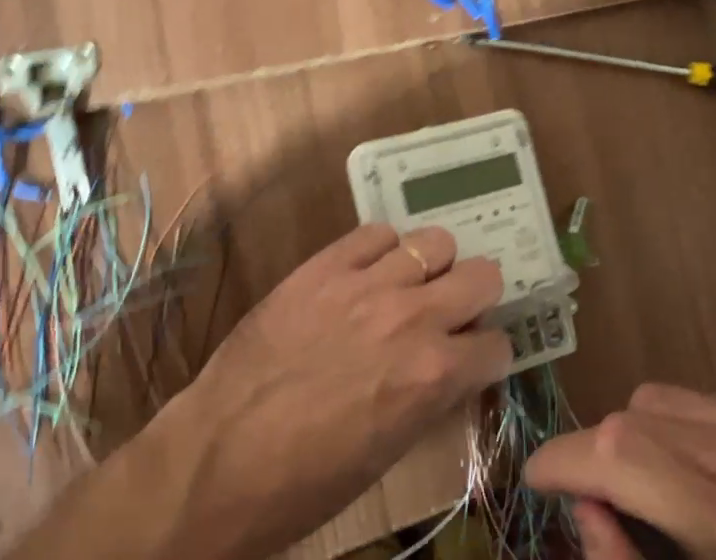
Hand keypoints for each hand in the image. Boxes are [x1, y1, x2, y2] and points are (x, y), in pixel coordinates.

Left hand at [6, 223, 510, 559]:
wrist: (217, 462)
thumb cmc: (306, 482)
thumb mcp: (390, 451)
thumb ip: (431, 397)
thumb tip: (448, 368)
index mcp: (435, 375)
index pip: (498, 344)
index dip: (485, 355)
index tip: (471, 359)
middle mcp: (413, 318)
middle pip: (483, 275)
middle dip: (474, 299)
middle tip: (449, 315)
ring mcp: (366, 285)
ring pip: (435, 242)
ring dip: (431, 267)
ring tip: (407, 287)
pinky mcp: (322, 267)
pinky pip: (374, 232)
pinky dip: (380, 250)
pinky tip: (367, 273)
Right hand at [526, 383, 715, 558]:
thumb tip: (581, 506)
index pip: (622, 452)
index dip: (563, 459)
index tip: (536, 482)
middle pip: (635, 418)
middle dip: (593, 455)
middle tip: (591, 503)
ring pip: (660, 399)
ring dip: (632, 436)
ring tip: (644, 490)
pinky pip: (701, 402)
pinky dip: (671, 428)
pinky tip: (688, 476)